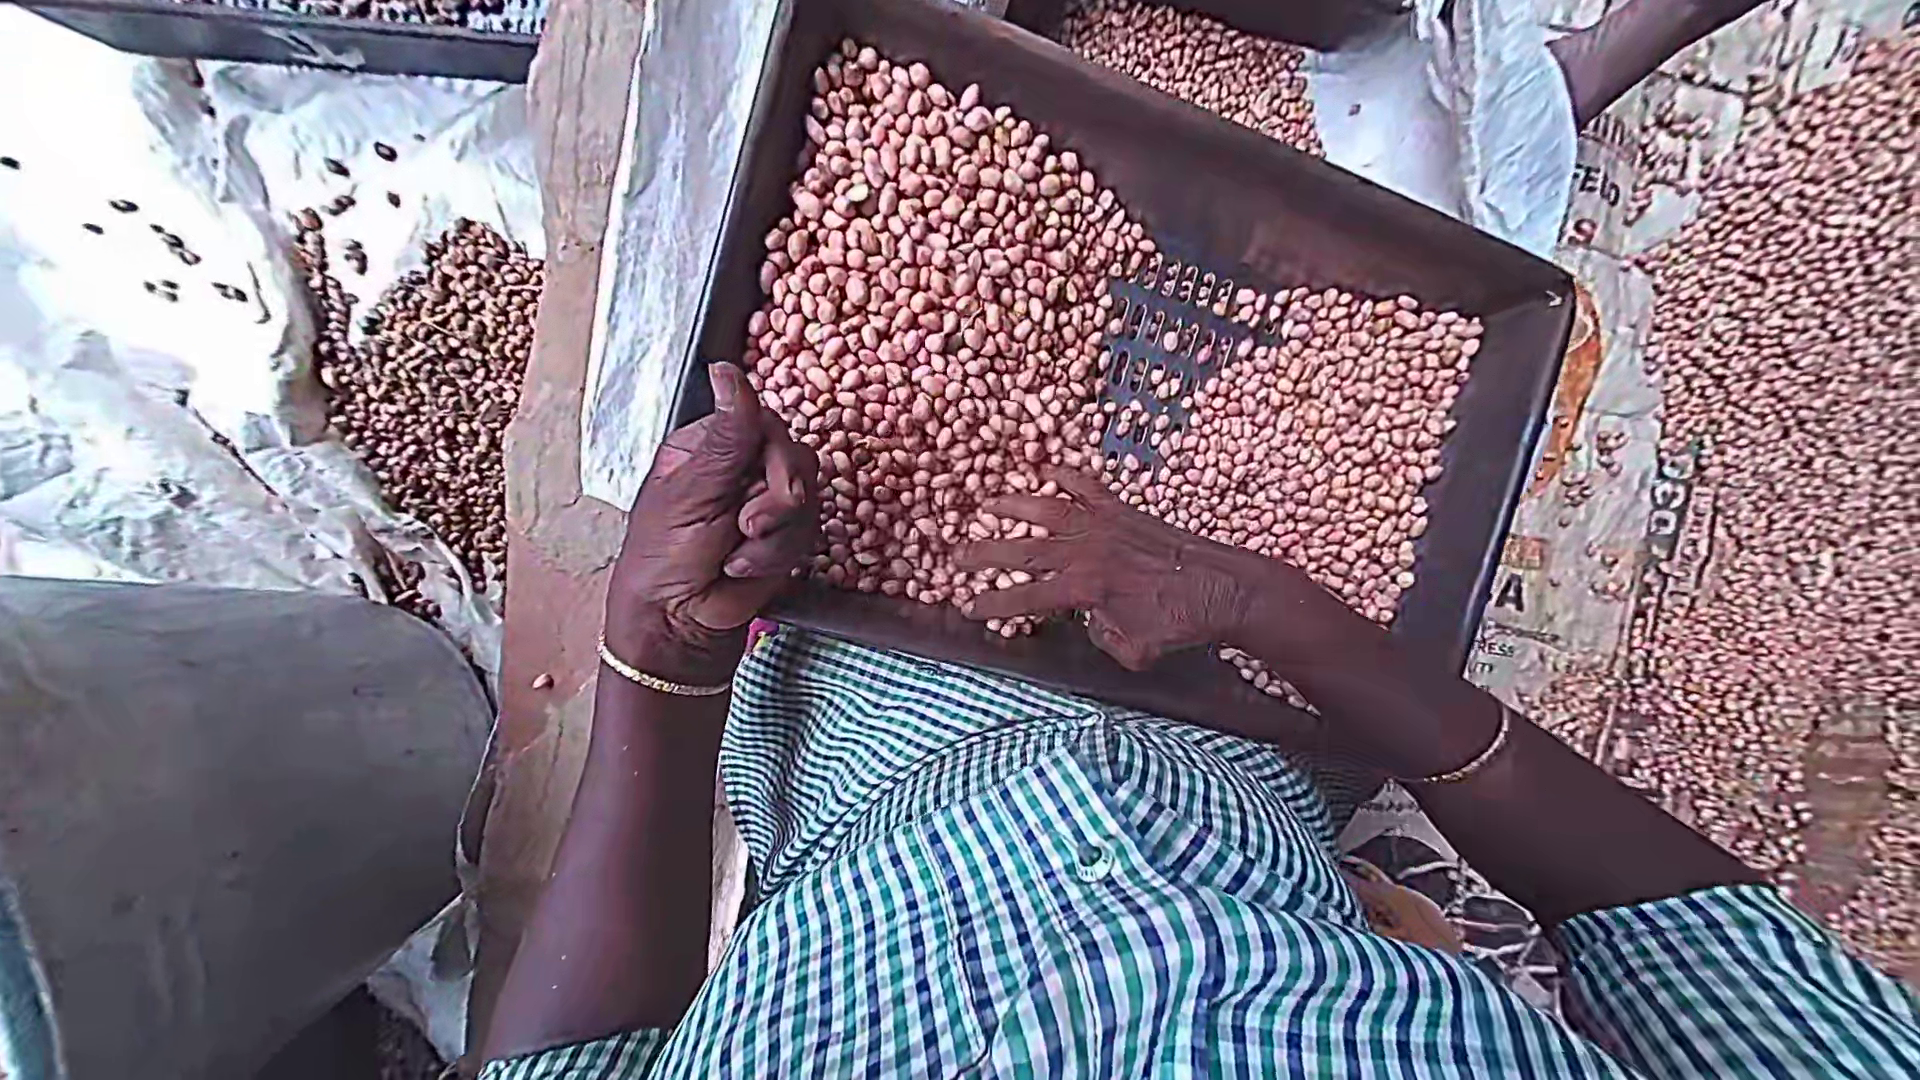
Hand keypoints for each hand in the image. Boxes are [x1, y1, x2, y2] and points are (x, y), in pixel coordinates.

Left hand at [604, 362, 819, 685]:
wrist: (678, 623)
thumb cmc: (664, 557)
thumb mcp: (692, 493)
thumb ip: (726, 437)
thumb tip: (727, 372)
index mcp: (712, 446)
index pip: (765, 424)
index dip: (775, 453)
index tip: (762, 480)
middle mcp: (743, 469)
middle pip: (796, 459)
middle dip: (779, 499)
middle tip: (749, 525)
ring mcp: (766, 503)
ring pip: (808, 498)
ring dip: (777, 535)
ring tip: (737, 554)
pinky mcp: (785, 536)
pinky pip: (809, 532)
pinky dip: (780, 554)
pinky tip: (745, 567)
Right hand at [953, 467, 1267, 670]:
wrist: (1222, 586)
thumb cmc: (1179, 622)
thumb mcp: (1134, 648)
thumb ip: (1101, 634)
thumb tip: (1088, 618)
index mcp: (1085, 589)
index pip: (1026, 597)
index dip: (993, 603)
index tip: (967, 607)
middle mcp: (1086, 552)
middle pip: (1023, 550)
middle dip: (985, 553)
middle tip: (957, 556)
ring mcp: (1103, 525)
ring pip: (1047, 511)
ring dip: (1012, 507)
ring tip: (986, 504)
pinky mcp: (1121, 509)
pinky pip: (1087, 487)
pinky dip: (1066, 476)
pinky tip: (1047, 469)